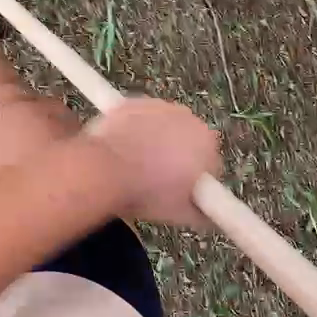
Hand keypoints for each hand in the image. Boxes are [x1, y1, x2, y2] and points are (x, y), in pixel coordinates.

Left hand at [86, 97, 221, 227]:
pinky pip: (141, 117)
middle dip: (178, 154)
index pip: (210, 161)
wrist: (105, 170)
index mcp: (206, 142)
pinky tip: (125, 147)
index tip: (183, 189)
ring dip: (157, 139)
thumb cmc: (146, 191)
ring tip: (139, 163)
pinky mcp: (133, 101)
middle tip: (160, 177)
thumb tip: (206, 214)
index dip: (196, 178)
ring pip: (164, 125)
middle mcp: (187, 117)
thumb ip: (202, 213)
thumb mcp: (181, 214)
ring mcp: (159, 106)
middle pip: (188, 139)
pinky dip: (136, 128)